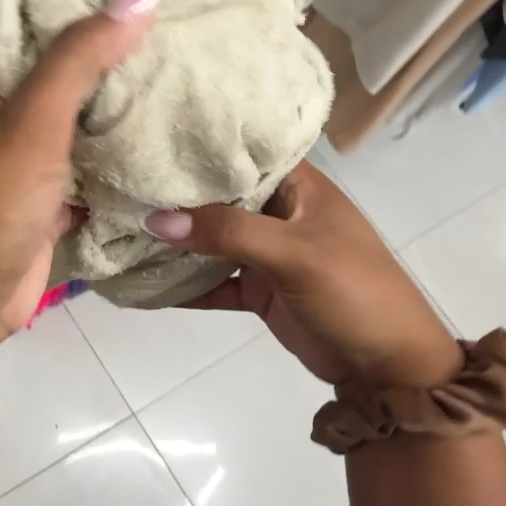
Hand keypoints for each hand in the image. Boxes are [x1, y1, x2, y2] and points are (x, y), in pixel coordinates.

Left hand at [0, 0, 160, 335]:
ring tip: (191, 97)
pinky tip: (167, 161)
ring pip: (83, 140)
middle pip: (71, 91)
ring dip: (124, 128)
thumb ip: (82, 59)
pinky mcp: (44, 213)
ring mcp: (25, 174)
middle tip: (189, 54)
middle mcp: (4, 128)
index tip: (162, 9)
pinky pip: (88, 184)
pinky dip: (119, 177)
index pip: (49, 42)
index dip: (99, 22)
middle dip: (122, 77)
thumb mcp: (33, 122)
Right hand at [146, 161, 464, 386]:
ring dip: (174, 242)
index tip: (147, 137)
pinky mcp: (259, 290)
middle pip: (219, 197)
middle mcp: (280, 212)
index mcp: (299, 187)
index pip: (243, 153)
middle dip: (174, 195)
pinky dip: (183, 285)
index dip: (199, 145)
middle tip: (119, 184)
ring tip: (117, 229)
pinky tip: (143, 282)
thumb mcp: (295, 254)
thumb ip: (227, 232)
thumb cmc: (355, 293)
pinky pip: (212, 283)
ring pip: (210, 241)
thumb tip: (155, 218)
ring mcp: (268, 253)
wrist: (388, 367)